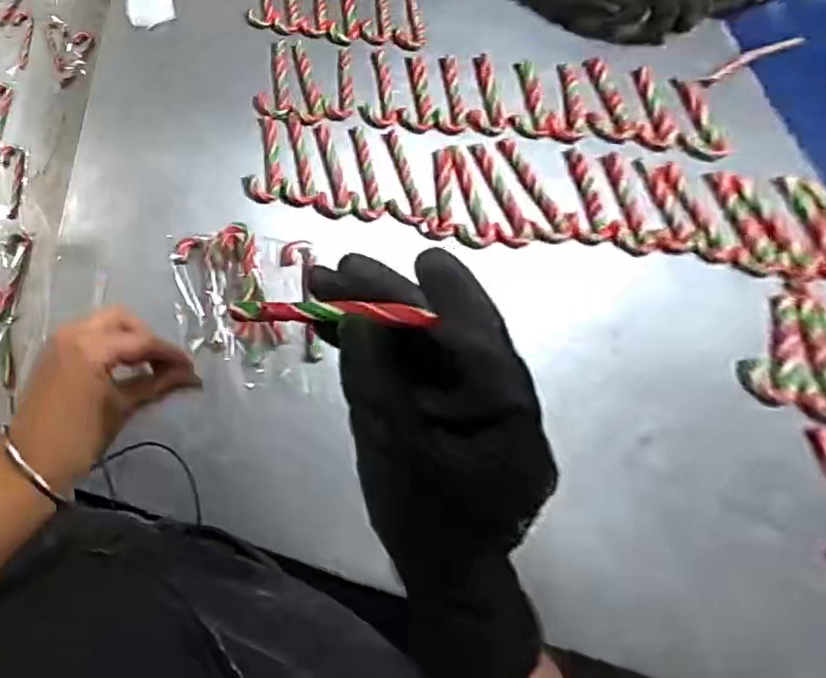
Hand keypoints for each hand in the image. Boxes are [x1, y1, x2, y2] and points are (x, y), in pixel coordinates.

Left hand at [6, 307, 198, 492]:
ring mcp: (60, 337)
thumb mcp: (120, 410)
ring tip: (149, 367)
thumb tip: (189, 377)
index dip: (168, 353)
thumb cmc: (78, 439)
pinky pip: (89, 333)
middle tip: (165, 365)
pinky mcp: (54, 348)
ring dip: (127, 338)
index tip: (191, 368)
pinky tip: (124, 366)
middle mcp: (73, 331)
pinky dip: (109, 343)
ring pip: (104, 322)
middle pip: (121, 319)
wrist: (31, 460)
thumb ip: (155, 386)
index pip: (139, 340)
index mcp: (90, 346)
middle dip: (145, 337)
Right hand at [307, 250, 554, 677]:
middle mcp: (497, 397)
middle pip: (443, 329)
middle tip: (335, 270)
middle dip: (389, 295)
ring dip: (373, 312)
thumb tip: (359, 315)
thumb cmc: (423, 513)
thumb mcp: (392, 444)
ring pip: (422, 341)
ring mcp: (470, 402)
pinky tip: (336, 326)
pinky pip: (410, 362)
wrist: (443, 570)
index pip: (470, 335)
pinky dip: (374, 341)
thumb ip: (374, 377)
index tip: (416, 254)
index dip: (438, 293)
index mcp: (503, 408)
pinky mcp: (444, 406)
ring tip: (321, 288)